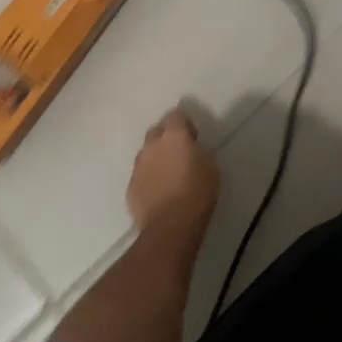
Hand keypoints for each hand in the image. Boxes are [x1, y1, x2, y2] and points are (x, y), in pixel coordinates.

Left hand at [127, 109, 218, 237]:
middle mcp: (152, 146)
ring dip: (156, 158)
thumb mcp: (211, 168)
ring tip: (169, 175)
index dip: (185, 124)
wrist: (170, 227)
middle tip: (180, 154)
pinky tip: (159, 193)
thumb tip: (194, 152)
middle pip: (157, 131)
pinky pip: (141, 175)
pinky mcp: (130, 187)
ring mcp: (138, 167)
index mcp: (174, 136)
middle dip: (167, 138)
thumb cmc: (197, 193)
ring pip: (146, 154)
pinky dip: (149, 178)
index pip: (176, 115)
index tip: (194, 138)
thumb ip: (200, 153)